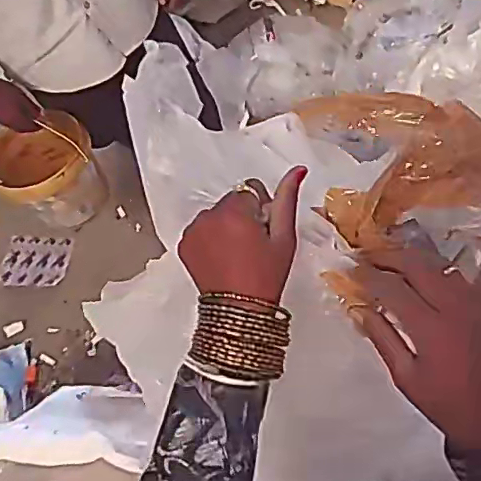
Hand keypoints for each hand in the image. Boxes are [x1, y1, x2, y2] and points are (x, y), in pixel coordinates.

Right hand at [0, 74, 43, 133]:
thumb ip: (32, 108)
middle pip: (22, 129)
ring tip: (26, 117)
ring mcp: (1, 120)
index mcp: (16, 120)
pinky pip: (8, 121)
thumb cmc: (3, 91)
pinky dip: (14, 119)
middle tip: (35, 121)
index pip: (30, 128)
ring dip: (21, 123)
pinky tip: (14, 112)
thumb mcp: (22, 98)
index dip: (38, 126)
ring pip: (15, 125)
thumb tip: (39, 115)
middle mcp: (9, 123)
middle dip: (29, 126)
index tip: (42, 123)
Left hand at [178, 167, 305, 302]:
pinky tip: (222, 258)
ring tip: (237, 253)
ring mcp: (193, 230)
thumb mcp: (284, 237)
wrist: (239, 310)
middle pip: (230, 202)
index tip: (264, 231)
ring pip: (215, 215)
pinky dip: (209, 239)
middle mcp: (209, 216)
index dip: (261, 209)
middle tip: (252, 245)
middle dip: (242, 216)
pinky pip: (200, 230)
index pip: (250, 190)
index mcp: (235, 211)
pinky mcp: (184, 244)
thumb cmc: (266, 276)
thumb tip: (296, 170)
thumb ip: (287, 199)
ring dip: (224, 226)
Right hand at [345, 245, 480, 449]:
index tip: (349, 272)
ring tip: (386, 262)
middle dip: (387, 257)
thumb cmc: (445, 401)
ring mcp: (473, 303)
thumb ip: (381, 336)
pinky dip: (430, 267)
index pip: (391, 287)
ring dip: (408, 258)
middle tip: (365, 258)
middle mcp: (454, 307)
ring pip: (436, 263)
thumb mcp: (404, 375)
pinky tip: (416, 274)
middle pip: (416, 264)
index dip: (367, 276)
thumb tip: (358, 307)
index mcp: (431, 327)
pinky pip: (453, 274)